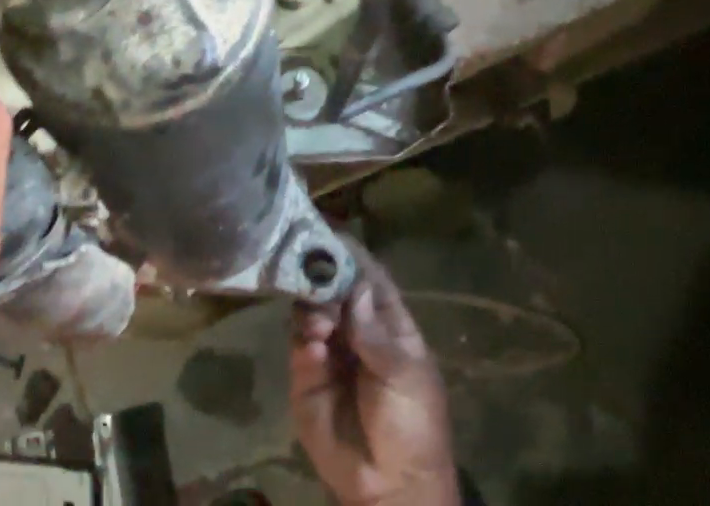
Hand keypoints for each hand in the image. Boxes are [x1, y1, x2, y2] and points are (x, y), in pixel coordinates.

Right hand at [290, 248, 459, 505]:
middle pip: (332, 287)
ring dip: (312, 307)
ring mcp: (329, 348)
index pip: (368, 278)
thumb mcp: (404, 375)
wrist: (389, 485)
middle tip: (314, 275)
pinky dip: (303, 337)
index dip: (351, 254)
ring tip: (320, 325)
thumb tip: (355, 286)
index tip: (327, 230)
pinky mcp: (305, 372)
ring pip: (309, 307)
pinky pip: (298, 341)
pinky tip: (314, 347)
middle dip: (322, 277)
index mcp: (389, 325)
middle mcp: (355, 329)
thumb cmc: (412, 425)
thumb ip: (375, 331)